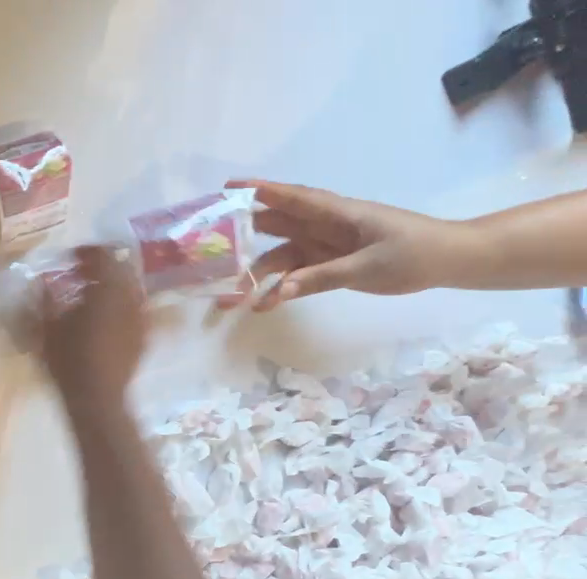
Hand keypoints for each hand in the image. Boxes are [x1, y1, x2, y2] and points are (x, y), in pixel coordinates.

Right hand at [39, 245, 147, 412]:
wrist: (98, 398)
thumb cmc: (68, 363)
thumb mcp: (47, 330)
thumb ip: (46, 301)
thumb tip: (42, 282)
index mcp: (107, 289)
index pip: (104, 254)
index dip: (86, 251)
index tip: (69, 257)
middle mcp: (131, 295)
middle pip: (120, 268)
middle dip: (100, 267)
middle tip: (78, 274)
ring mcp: (141, 314)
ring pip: (128, 288)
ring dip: (109, 286)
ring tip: (89, 297)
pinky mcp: (144, 332)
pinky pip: (132, 307)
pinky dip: (117, 305)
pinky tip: (101, 319)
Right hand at [219, 180, 473, 310]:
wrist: (452, 261)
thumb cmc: (417, 253)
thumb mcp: (370, 266)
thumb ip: (321, 278)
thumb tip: (279, 291)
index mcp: (339, 215)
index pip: (294, 199)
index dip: (262, 192)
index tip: (229, 187)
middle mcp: (326, 228)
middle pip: (278, 225)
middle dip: (244, 232)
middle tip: (211, 241)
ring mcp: (326, 247)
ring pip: (280, 256)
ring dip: (256, 275)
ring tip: (231, 297)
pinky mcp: (329, 266)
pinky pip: (294, 277)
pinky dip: (277, 290)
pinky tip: (263, 306)